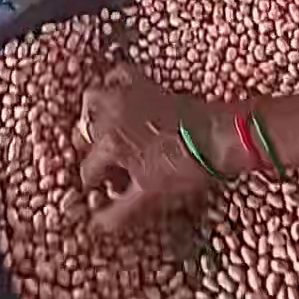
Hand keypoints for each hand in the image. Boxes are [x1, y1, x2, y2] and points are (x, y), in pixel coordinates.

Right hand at [78, 65, 226, 231]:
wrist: (212, 137)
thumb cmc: (183, 167)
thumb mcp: (148, 196)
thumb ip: (118, 212)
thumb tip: (97, 224)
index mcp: (110, 143)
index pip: (88, 169)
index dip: (95, 185)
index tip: (105, 190)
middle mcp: (111, 113)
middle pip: (85, 133)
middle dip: (92, 151)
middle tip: (108, 167)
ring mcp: (126, 93)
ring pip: (93, 99)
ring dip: (93, 115)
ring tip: (104, 132)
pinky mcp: (141, 82)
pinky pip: (117, 75)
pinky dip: (112, 83)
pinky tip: (118, 97)